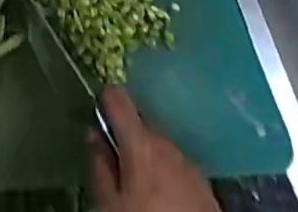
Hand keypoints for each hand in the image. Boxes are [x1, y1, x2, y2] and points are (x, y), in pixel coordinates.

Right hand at [88, 86, 217, 211]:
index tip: (98, 116)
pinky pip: (177, 165)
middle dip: (127, 138)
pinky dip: (166, 173)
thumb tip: (93, 134)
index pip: (119, 96)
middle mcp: (166, 143)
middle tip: (117, 165)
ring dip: (147, 157)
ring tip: (140, 189)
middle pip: (140, 125)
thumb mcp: (108, 204)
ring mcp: (188, 161)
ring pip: (159, 145)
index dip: (105, 101)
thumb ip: (99, 164)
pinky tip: (163, 199)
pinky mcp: (204, 182)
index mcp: (140, 142)